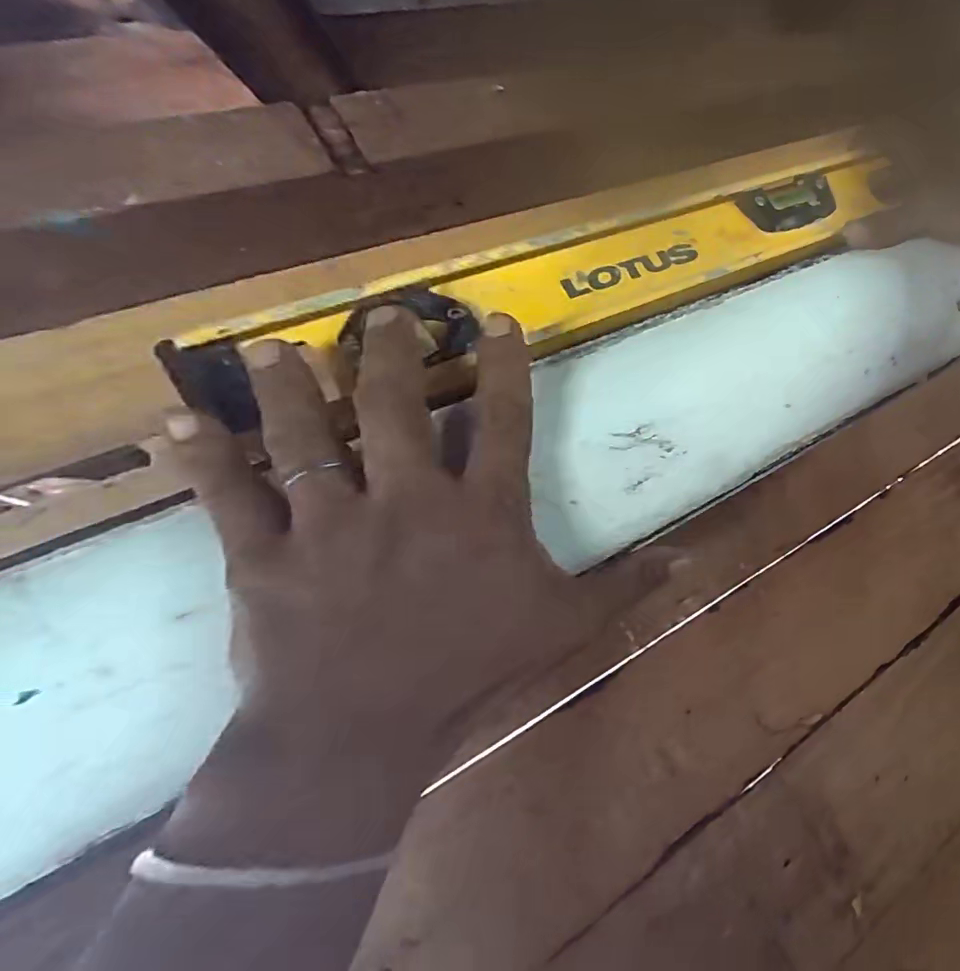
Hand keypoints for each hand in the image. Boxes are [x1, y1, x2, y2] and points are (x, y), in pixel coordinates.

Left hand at [158, 307, 670, 776]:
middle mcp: (409, 500)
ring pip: (308, 439)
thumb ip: (627, 584)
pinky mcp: (264, 557)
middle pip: (397, 410)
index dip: (504, 367)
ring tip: (280, 348)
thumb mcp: (570, 623)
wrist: (362, 730)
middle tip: (385, 315)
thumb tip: (690, 558)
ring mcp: (332, 524)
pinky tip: (183, 420)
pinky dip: (205, 457)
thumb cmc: (478, 667)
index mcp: (484, 511)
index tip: (496, 322)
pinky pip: (229, 497)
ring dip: (294, 389)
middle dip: (390, 356)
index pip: (503, 422)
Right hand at [843, 119, 959, 251]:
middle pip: (909, 136)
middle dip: (892, 153)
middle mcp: (941, 134)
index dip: (865, 139)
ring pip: (937, 143)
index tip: (854, 150)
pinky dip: (954, 164)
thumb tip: (846, 234)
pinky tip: (955, 179)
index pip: (883, 131)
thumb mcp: (922, 216)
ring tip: (915, 181)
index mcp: (919, 144)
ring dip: (922, 159)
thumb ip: (887, 224)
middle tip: (882, 173)